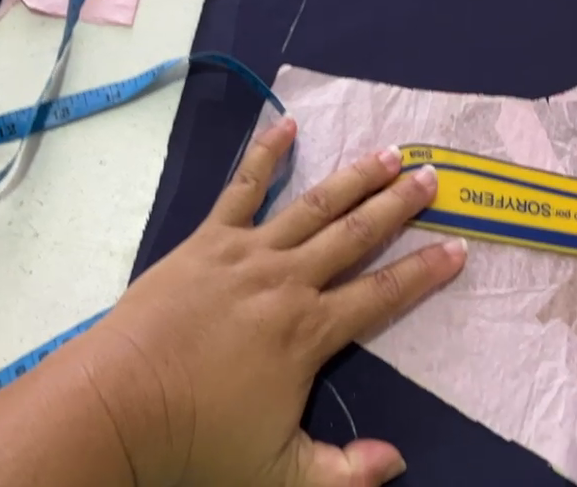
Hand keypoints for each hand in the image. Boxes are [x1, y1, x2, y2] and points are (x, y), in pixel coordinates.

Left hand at [79, 117, 467, 486]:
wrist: (119, 405)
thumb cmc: (196, 441)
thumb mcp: (280, 478)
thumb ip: (345, 474)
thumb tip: (398, 459)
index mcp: (309, 331)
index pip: (382, 295)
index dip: (423, 272)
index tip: (457, 247)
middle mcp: (288, 280)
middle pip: (355, 234)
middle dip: (398, 206)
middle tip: (431, 175)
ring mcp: (248, 252)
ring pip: (313, 205)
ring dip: (353, 177)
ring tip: (387, 152)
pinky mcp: (209, 238)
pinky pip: (242, 189)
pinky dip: (266, 155)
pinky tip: (287, 125)